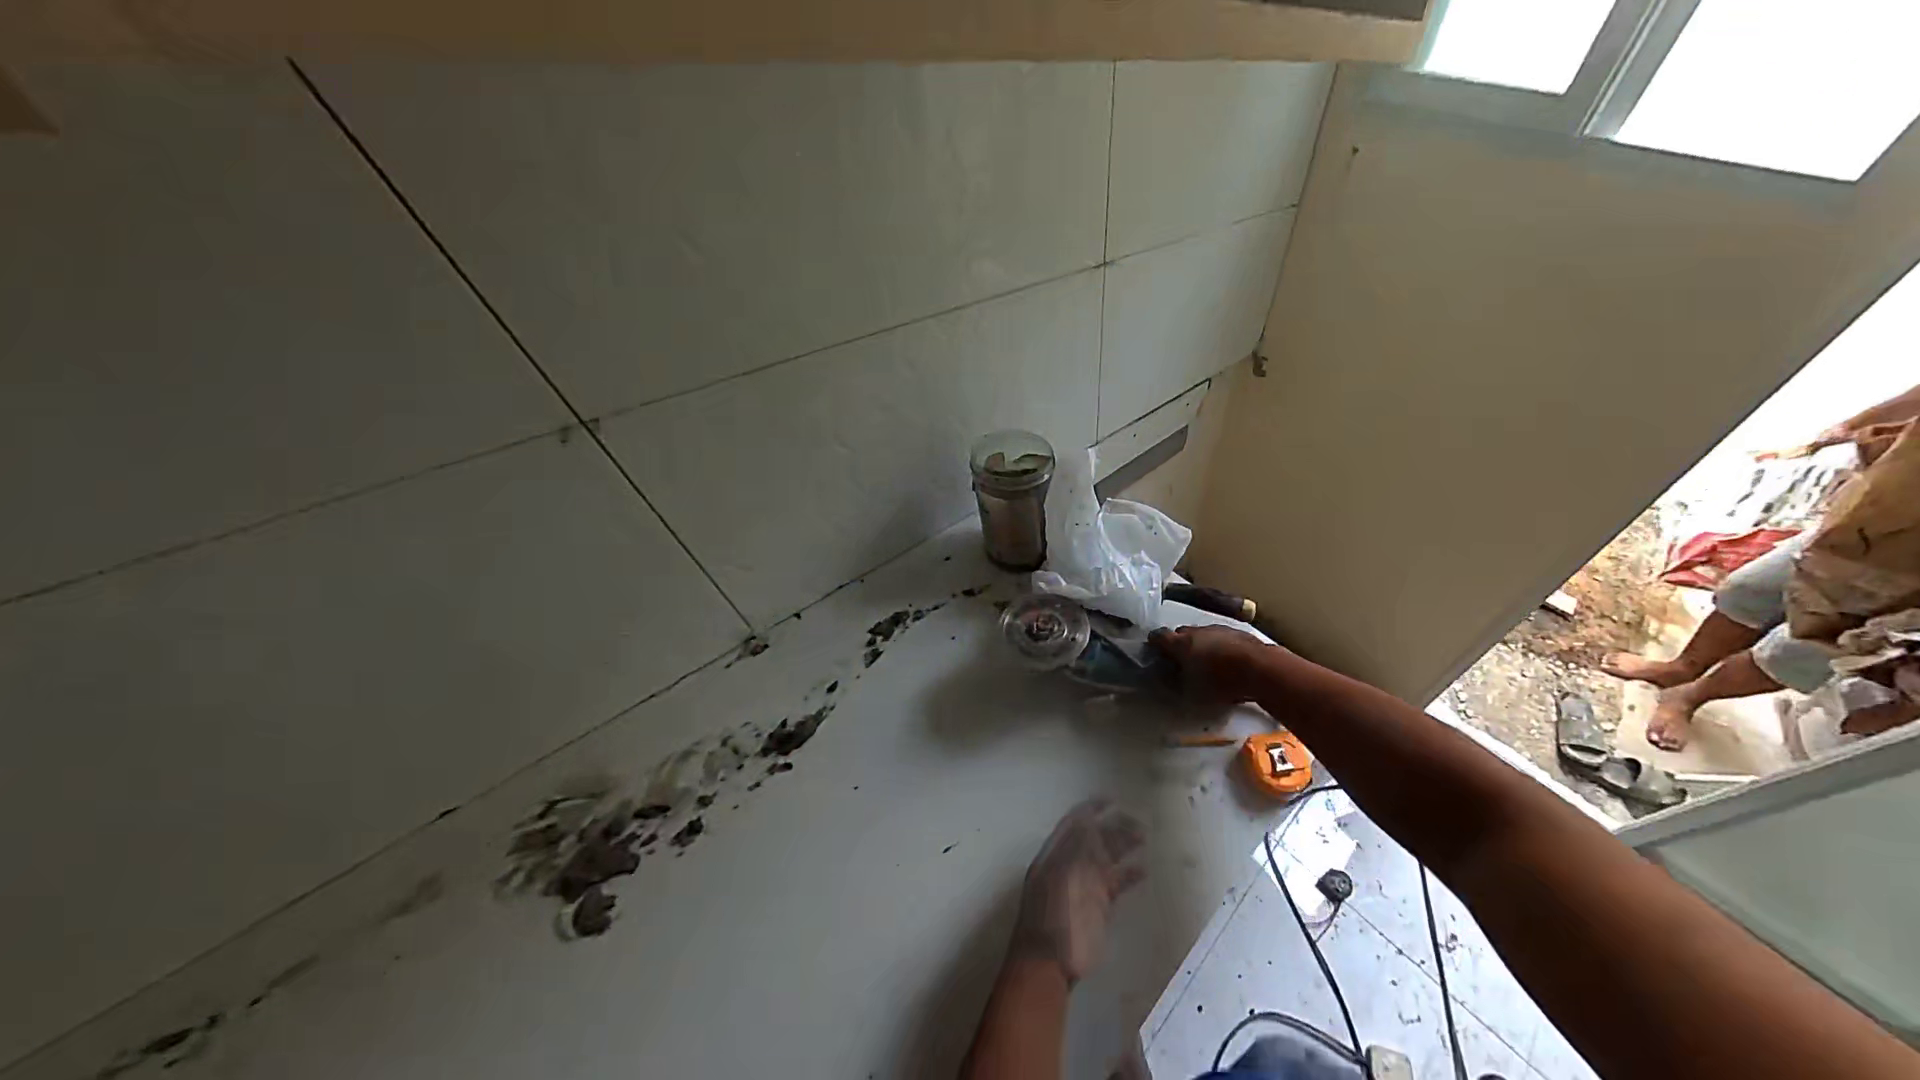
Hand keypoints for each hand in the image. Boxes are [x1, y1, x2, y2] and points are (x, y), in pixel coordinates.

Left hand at [1011, 800, 1144, 984]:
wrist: (1050, 963)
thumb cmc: (1054, 915)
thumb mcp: (1063, 875)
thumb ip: (1077, 847)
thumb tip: (1090, 819)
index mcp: (1056, 854)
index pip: (1074, 823)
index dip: (1091, 808)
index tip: (1112, 799)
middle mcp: (1070, 865)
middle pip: (1093, 838)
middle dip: (1114, 826)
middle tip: (1139, 822)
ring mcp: (1083, 886)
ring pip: (1106, 858)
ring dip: (1123, 846)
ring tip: (1145, 837)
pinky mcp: (1097, 907)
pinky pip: (1114, 883)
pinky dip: (1128, 875)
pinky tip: (1143, 869)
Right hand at [1149, 624, 1274, 703]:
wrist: (1262, 670)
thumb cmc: (1221, 682)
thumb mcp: (1193, 692)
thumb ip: (1178, 683)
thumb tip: (1170, 679)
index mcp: (1180, 643)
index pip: (1158, 637)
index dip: (1154, 643)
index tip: (1154, 652)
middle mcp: (1197, 631)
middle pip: (1181, 633)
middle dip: (1179, 644)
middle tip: (1181, 661)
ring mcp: (1220, 630)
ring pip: (1203, 635)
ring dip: (1202, 645)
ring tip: (1207, 663)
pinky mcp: (1240, 633)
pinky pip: (1222, 639)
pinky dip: (1221, 647)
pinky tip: (1228, 663)